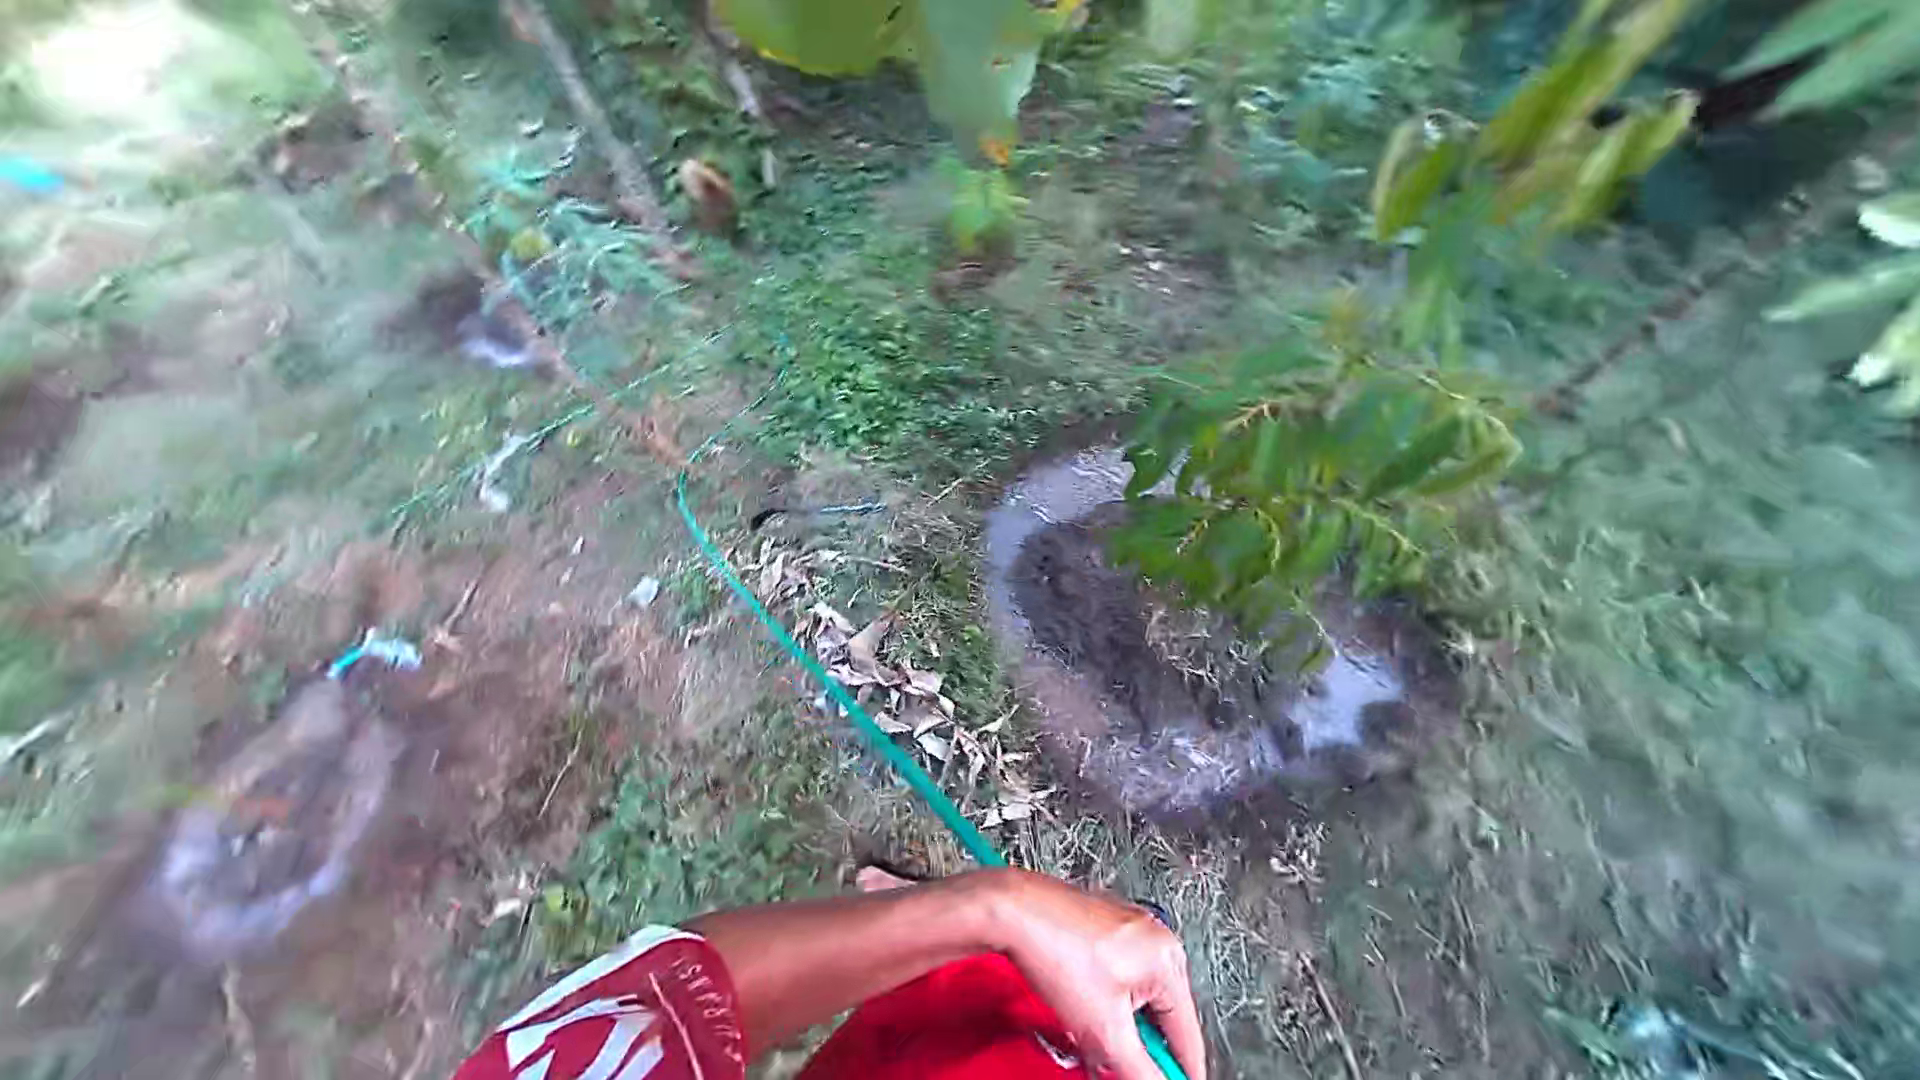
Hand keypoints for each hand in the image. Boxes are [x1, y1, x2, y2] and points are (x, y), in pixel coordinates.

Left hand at [981, 869, 1207, 1079]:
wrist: (1012, 910)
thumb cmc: (1054, 949)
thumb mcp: (1107, 1033)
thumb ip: (1145, 1075)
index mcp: (1167, 956)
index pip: (1188, 1040)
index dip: (1174, 1075)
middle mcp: (1151, 935)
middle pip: (1159, 1018)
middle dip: (1135, 1048)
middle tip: (1108, 1059)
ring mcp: (1124, 927)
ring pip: (1133, 1000)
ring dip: (1115, 1027)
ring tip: (1086, 1029)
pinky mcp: (1100, 926)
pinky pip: (1114, 978)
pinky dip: (1101, 1002)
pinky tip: (1076, 1003)